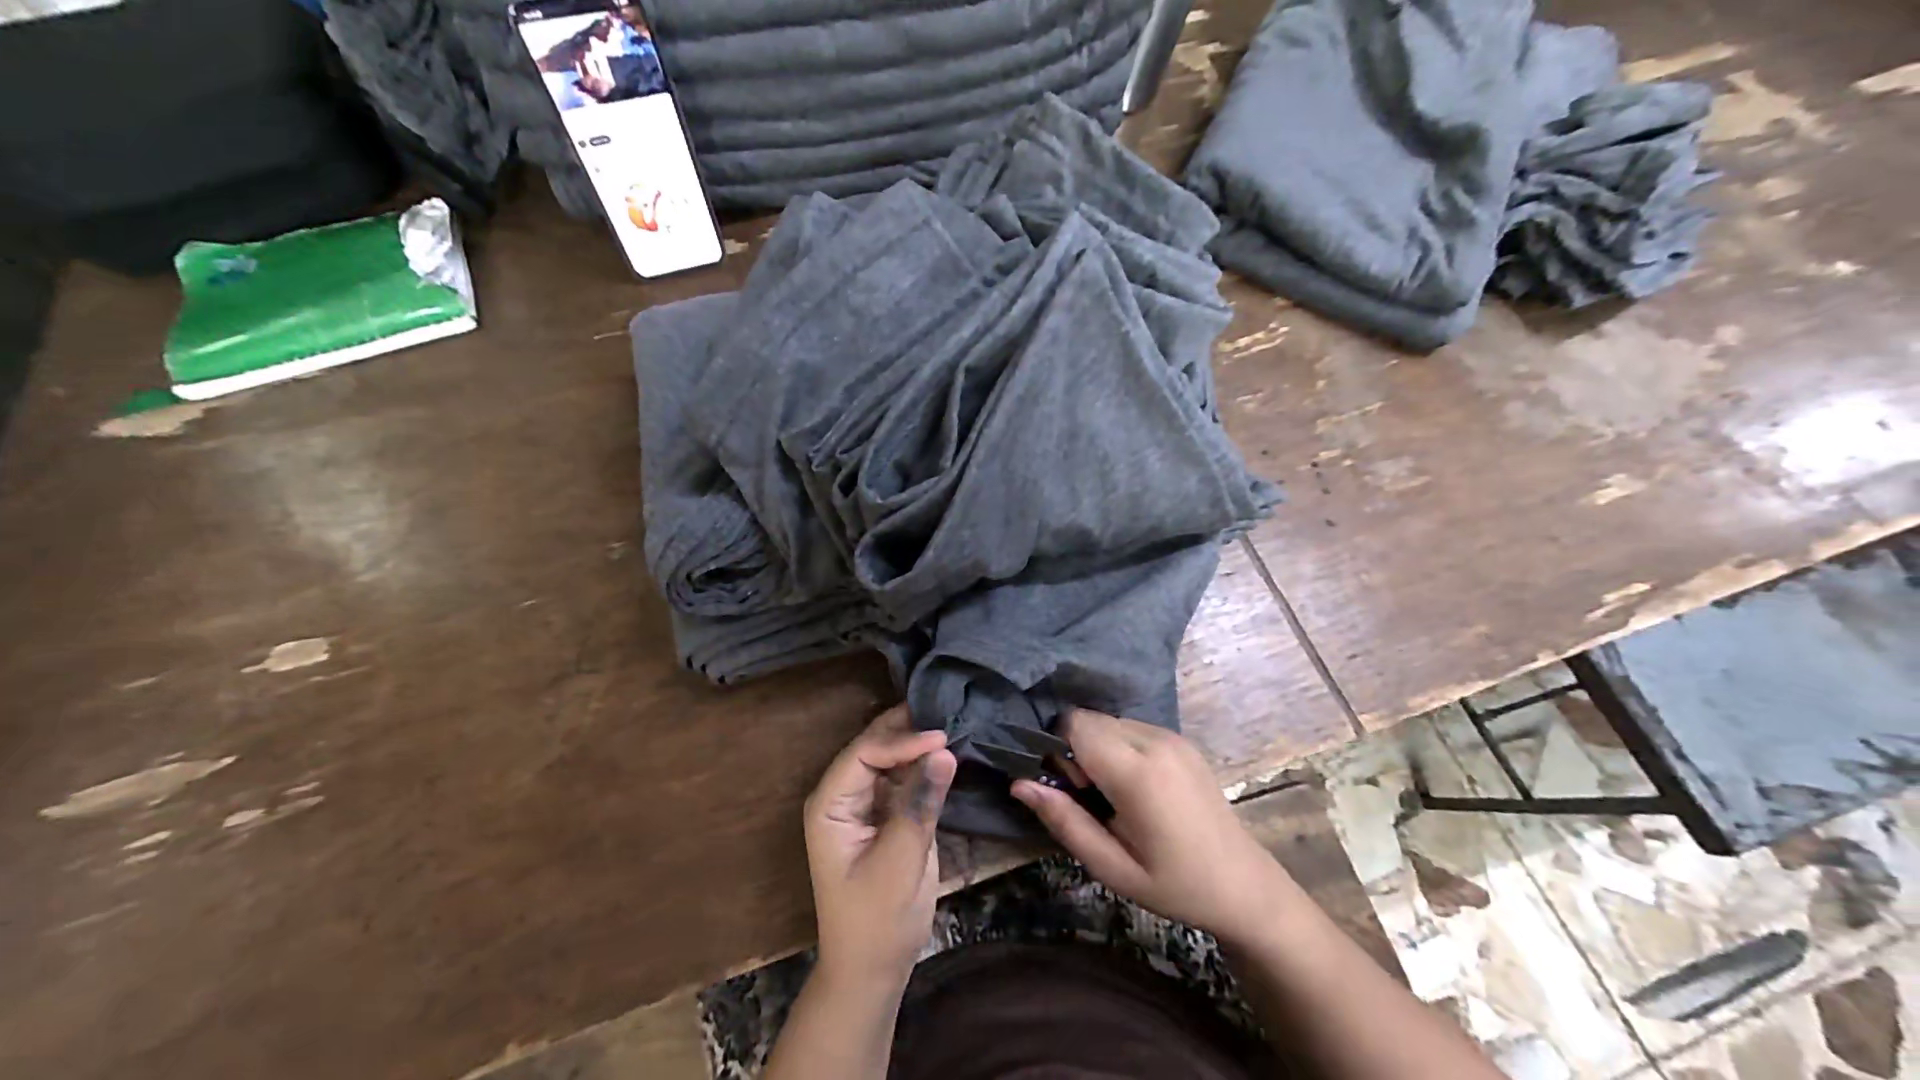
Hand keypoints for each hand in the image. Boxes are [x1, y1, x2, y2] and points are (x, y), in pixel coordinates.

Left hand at [803, 705, 956, 985]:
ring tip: (954, 723)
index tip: (942, 739)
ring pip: (891, 758)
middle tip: (948, 711)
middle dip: (907, 730)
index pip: (863, 754)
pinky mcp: (888, 815)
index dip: (901, 742)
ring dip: (919, 743)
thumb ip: (920, 804)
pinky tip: (950, 752)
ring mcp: (866, 804)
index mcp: (830, 805)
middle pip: (874, 747)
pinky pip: (905, 778)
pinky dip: (926, 765)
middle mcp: (844, 796)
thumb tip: (945, 751)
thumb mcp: (900, 862)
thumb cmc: (876, 919)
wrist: (874, 967)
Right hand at [1009, 709, 1294, 946]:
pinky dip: (1118, 746)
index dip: (1059, 750)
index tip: (1072, 790)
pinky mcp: (1181, 739)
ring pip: (1108, 720)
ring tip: (1114, 794)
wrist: (1244, 884)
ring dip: (1097, 747)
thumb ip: (1064, 821)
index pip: (1075, 724)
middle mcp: (1156, 742)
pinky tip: (1134, 786)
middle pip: (1089, 719)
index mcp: (1138, 774)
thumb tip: (1018, 783)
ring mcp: (1173, 737)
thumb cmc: (1174, 885)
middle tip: (1092, 797)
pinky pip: (1131, 727)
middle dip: (1076, 749)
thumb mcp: (1112, 867)